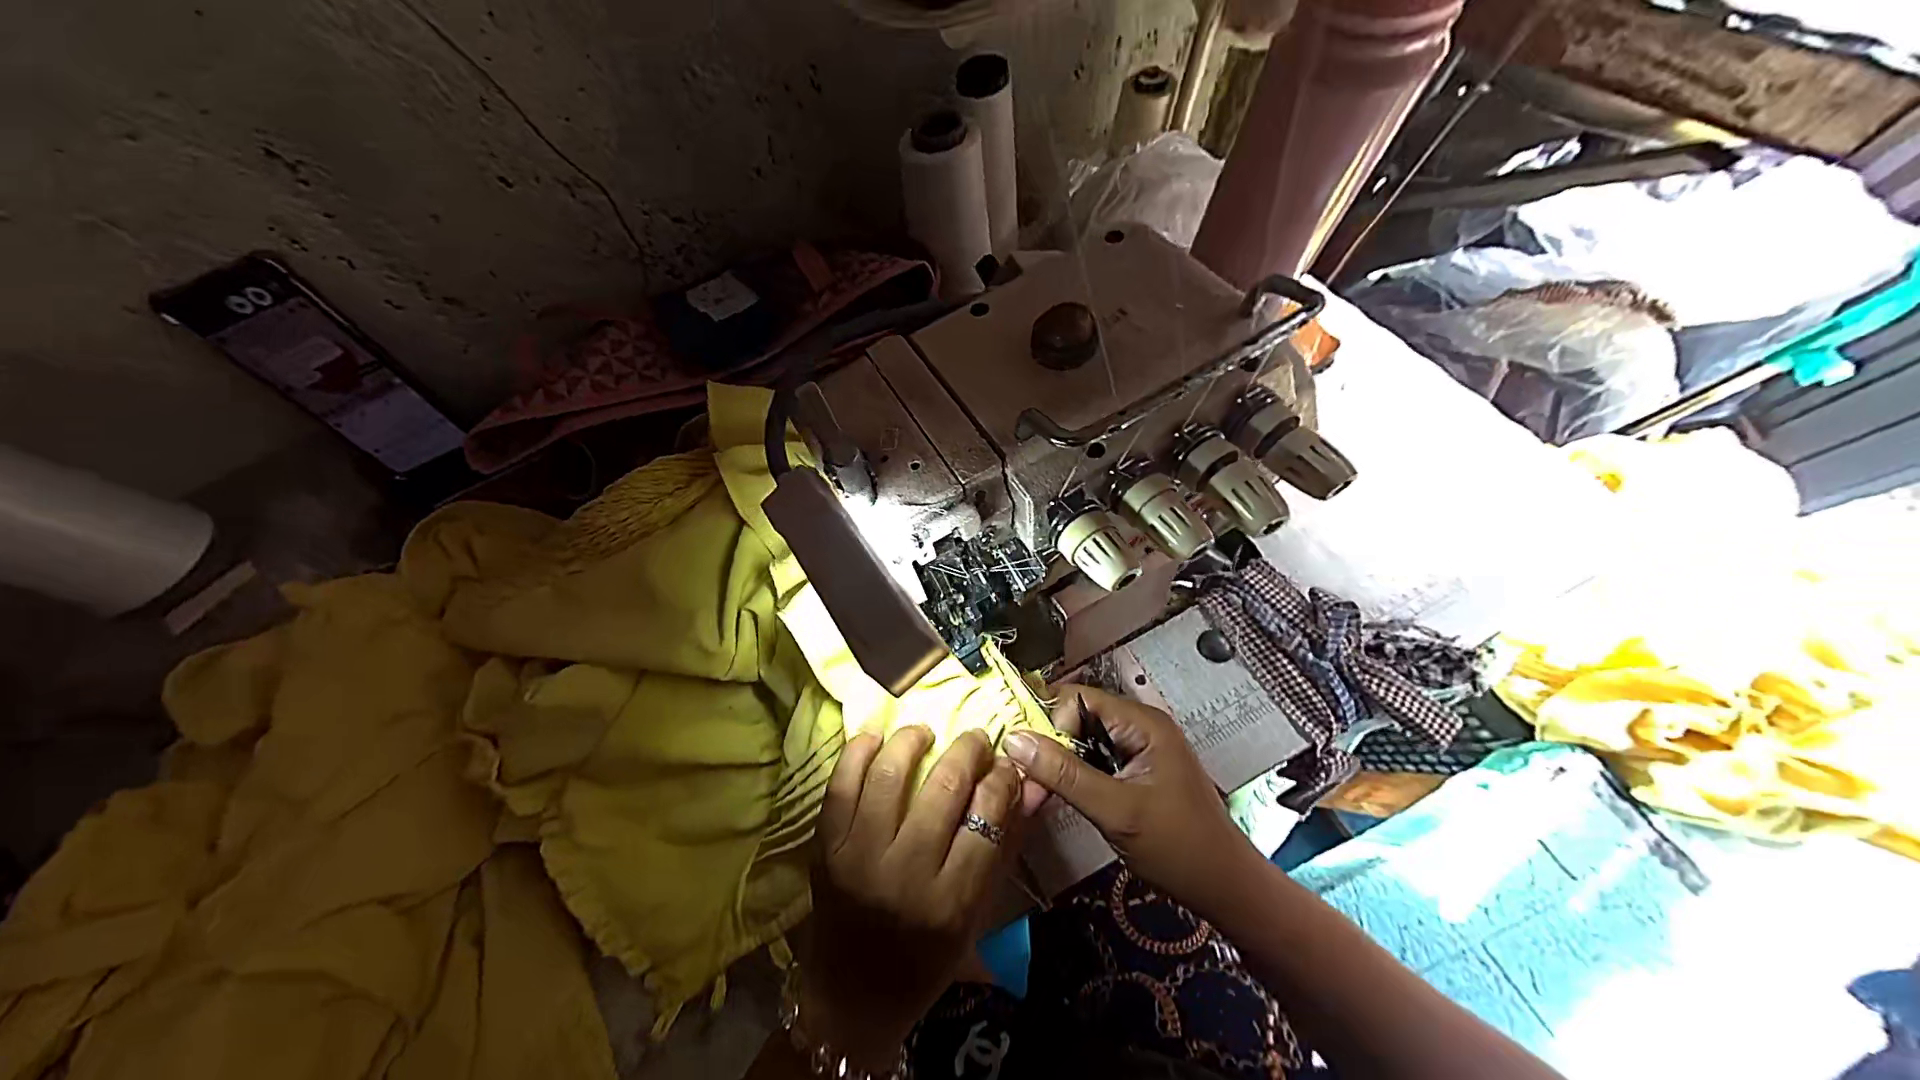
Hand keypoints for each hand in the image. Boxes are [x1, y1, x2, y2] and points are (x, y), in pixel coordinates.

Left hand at [799, 726, 1026, 1069]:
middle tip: (976, 740)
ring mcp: (857, 859)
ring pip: (888, 775)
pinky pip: (840, 785)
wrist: (852, 998)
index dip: (1001, 779)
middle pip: (943, 789)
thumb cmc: (926, 960)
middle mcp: (904, 876)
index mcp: (950, 902)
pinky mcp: (824, 849)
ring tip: (926, 732)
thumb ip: (1005, 846)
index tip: (1005, 764)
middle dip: (968, 751)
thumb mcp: (977, 913)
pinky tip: (877, 738)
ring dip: (912, 740)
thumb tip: (1031, 783)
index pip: (986, 818)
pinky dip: (859, 751)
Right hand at [1002, 685, 1260, 916]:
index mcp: (1143, 723)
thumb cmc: (1177, 847)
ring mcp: (1139, 749)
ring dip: (1059, 763)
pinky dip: (1074, 775)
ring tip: (1039, 792)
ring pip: (1084, 740)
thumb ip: (1065, 774)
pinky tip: (1060, 795)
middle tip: (1027, 781)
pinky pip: (1095, 759)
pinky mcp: (1135, 771)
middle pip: (1078, 717)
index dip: (1051, 724)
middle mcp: (1140, 726)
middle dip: (1049, 745)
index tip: (1031, 761)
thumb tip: (1015, 741)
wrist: (1224, 888)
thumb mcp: (1115, 811)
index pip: (1079, 699)